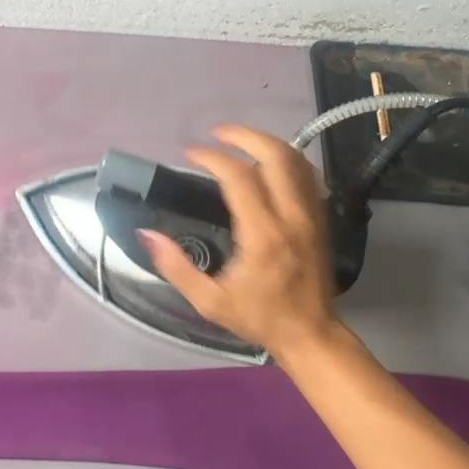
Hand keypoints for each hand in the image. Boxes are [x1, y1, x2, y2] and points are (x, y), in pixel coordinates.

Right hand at [140, 125, 342, 357]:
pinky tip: (267, 161)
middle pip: (276, 155)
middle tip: (217, 133)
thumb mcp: (209, 302)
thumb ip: (176, 266)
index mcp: (263, 235)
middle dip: (244, 135)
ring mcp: (312, 215)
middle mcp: (291, 217)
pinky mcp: (321, 219)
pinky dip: (286, 158)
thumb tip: (147, 234)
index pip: (239, 177)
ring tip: (239, 141)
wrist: (312, 335)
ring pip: (296, 160)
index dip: (212, 157)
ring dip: (266, 142)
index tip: (190, 155)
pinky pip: (307, 175)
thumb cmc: (259, 318)